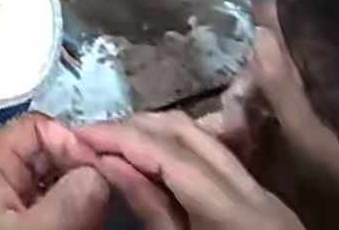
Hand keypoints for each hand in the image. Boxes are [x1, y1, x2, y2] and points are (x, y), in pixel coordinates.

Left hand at [0, 114, 112, 229]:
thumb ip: (67, 201)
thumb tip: (99, 170)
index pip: (37, 127)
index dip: (70, 141)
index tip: (104, 171)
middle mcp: (9, 178)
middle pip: (53, 154)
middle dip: (86, 168)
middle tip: (122, 190)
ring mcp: (21, 207)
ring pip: (62, 184)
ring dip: (91, 194)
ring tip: (120, 208)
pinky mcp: (35, 228)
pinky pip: (64, 212)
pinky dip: (86, 215)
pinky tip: (104, 224)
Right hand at [78, 113, 302, 229]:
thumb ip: (149, 209)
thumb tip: (104, 160)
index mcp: (237, 211)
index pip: (163, 149)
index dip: (114, 135)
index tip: (74, 134)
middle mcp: (255, 190)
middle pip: (181, 129)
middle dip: (131, 126)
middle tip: (91, 139)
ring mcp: (265, 195)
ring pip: (198, 134)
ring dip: (151, 131)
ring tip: (116, 145)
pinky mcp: (265, 204)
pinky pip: (212, 154)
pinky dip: (174, 145)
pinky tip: (150, 160)